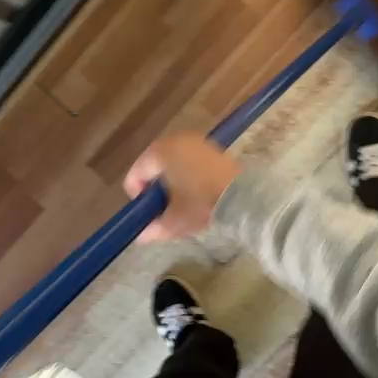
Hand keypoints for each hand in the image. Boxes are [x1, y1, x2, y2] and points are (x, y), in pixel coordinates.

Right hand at [124, 134, 241, 242]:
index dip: (138, 196)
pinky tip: (196, 192)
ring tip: (180, 202)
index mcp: (159, 153)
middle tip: (164, 209)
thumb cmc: (201, 204)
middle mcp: (174, 140)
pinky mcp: (211, 147)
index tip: (149, 214)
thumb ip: (154, 228)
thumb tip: (140, 236)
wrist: (242, 195)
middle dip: (154, 188)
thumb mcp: (175, 221)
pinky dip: (187, 174)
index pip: (135, 174)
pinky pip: (189, 160)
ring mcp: (194, 141)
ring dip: (171, 181)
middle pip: (152, 166)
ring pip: (172, 162)